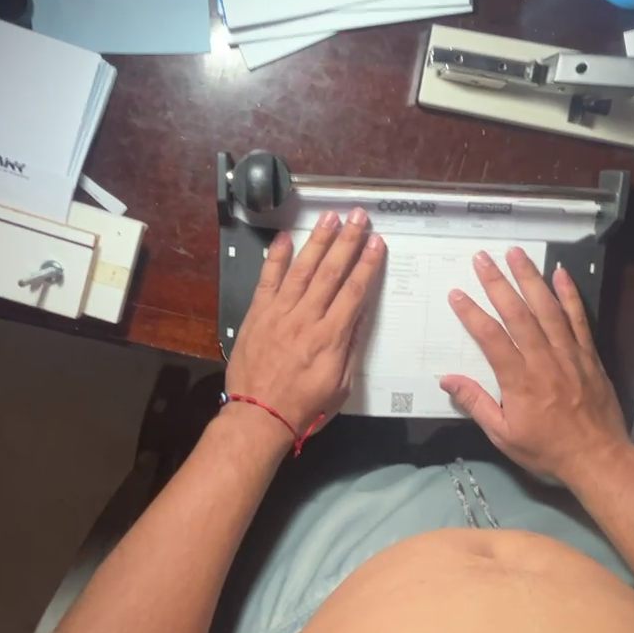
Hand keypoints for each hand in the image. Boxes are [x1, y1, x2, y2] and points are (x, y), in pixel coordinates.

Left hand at [225, 208, 385, 446]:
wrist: (258, 416)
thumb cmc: (304, 406)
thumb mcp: (341, 385)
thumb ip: (350, 348)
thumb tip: (359, 315)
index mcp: (330, 337)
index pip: (354, 292)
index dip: (367, 265)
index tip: (377, 243)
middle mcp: (306, 318)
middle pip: (330, 272)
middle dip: (347, 241)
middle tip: (359, 216)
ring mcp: (279, 313)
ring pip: (302, 269)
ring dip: (318, 240)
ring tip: (330, 217)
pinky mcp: (257, 314)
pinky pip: (267, 280)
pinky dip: (276, 258)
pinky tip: (286, 238)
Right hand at [440, 248, 633, 482]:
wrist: (598, 458)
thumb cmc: (546, 450)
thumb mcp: (503, 434)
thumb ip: (476, 403)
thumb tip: (447, 380)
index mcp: (519, 380)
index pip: (491, 338)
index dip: (472, 314)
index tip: (457, 294)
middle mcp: (544, 360)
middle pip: (518, 313)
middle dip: (498, 283)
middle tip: (482, 259)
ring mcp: (569, 354)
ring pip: (547, 308)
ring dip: (530, 278)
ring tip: (515, 254)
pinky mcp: (588, 354)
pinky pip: (578, 319)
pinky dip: (569, 294)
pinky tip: (560, 274)